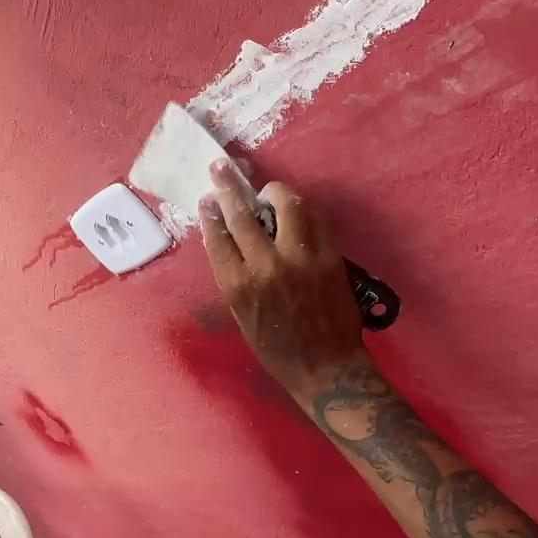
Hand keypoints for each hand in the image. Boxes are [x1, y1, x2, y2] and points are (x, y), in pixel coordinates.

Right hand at [199, 161, 366, 400]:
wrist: (326, 368)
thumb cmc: (275, 348)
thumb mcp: (241, 314)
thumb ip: (233, 275)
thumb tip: (227, 239)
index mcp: (238, 285)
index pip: (218, 235)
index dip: (211, 211)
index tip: (208, 198)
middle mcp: (266, 266)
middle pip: (242, 214)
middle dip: (228, 187)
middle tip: (221, 168)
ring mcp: (301, 258)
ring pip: (286, 205)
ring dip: (273, 193)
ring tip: (268, 193)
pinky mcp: (329, 257)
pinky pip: (314, 220)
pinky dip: (301, 211)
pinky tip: (295, 212)